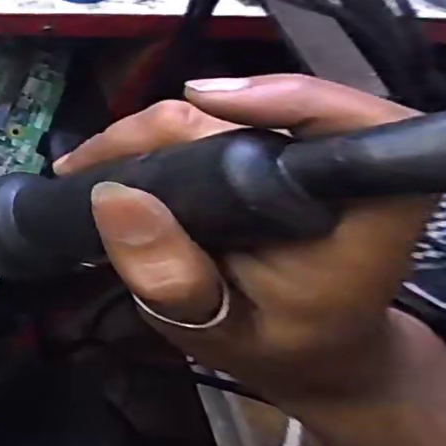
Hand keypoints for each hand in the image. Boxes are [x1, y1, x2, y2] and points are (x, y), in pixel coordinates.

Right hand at [56, 74, 426, 403]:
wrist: (308, 348)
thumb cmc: (280, 345)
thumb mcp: (221, 333)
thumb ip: (174, 280)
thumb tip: (112, 196)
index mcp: (359, 217)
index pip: (357, 126)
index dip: (292, 97)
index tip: (203, 102)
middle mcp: (328, 169)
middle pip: (239, 113)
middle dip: (155, 132)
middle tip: (86, 168)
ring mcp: (292, 152)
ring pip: (208, 114)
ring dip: (142, 134)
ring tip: (89, 167)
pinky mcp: (260, 145)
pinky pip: (198, 122)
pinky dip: (149, 136)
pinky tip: (114, 158)